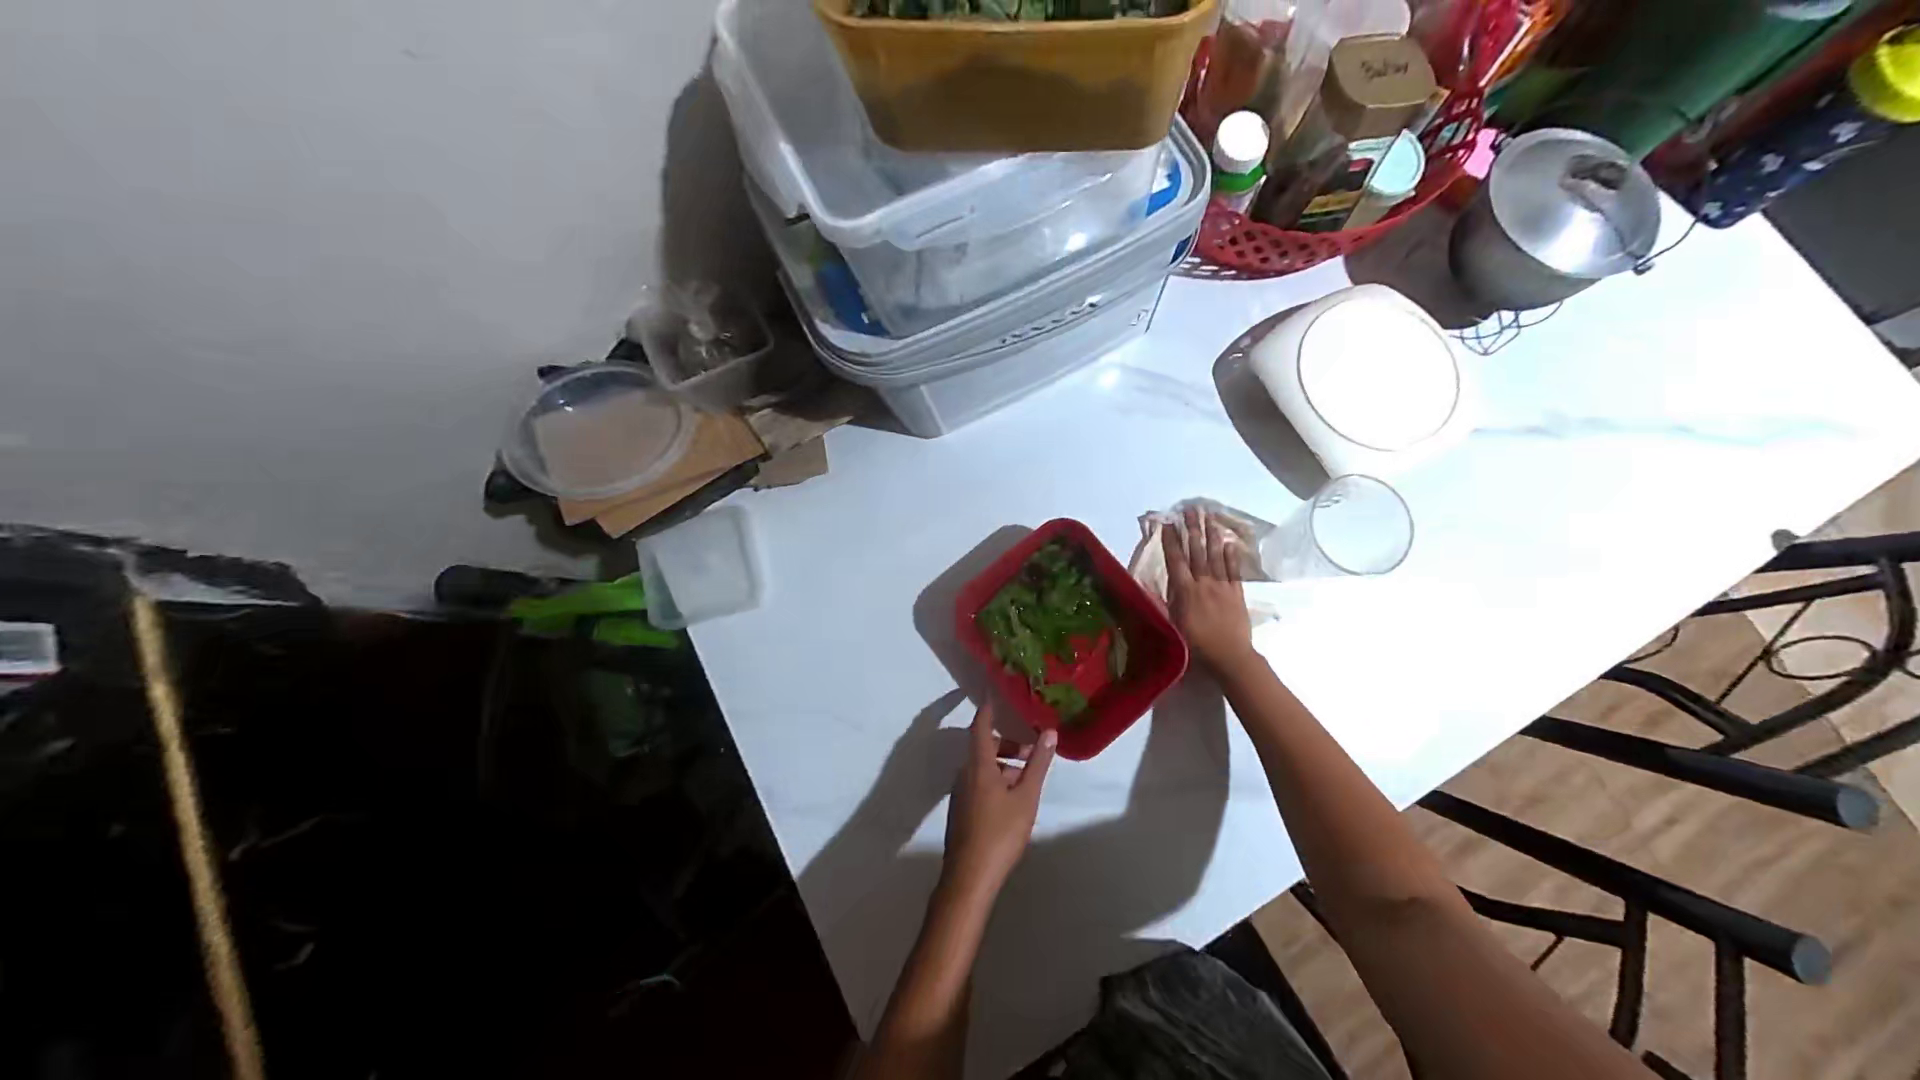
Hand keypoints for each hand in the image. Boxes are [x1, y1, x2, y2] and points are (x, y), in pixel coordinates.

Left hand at [942, 705, 1055, 897]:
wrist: (969, 876)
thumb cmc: (1000, 833)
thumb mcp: (1026, 797)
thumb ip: (1038, 764)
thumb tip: (1050, 732)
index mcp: (978, 765)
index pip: (981, 726)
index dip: (988, 709)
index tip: (994, 694)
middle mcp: (964, 773)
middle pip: (983, 747)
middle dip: (1008, 744)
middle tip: (1032, 752)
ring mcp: (960, 792)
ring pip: (982, 767)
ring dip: (1004, 765)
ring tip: (1027, 779)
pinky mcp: (961, 810)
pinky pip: (978, 783)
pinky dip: (996, 780)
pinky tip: (1013, 800)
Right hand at [1163, 507, 1254, 672]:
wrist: (1230, 657)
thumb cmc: (1196, 645)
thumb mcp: (1172, 625)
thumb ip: (1160, 603)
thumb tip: (1143, 586)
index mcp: (1185, 591)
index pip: (1176, 560)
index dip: (1171, 541)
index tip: (1168, 523)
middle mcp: (1204, 583)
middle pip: (1197, 551)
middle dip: (1193, 529)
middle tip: (1191, 509)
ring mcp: (1222, 586)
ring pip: (1216, 556)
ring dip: (1212, 535)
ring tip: (1210, 517)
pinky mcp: (1237, 593)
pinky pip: (1234, 570)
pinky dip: (1231, 555)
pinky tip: (1229, 543)